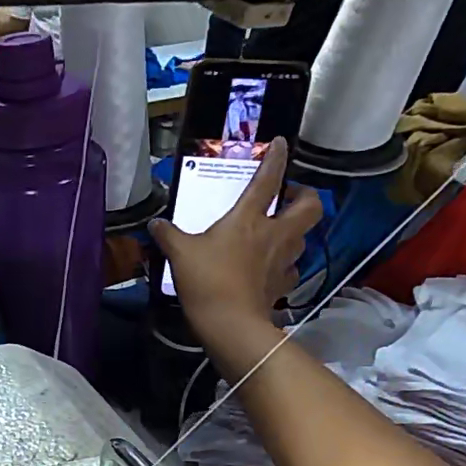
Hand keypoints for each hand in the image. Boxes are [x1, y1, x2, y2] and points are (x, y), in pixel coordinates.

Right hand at [149, 138, 321, 340]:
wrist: (230, 321)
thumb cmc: (206, 279)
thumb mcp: (179, 253)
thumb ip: (168, 234)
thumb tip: (155, 223)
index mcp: (249, 219)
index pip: (268, 180)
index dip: (276, 158)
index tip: (281, 143)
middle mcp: (275, 234)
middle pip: (310, 206)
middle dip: (304, 196)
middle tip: (287, 199)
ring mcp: (284, 260)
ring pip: (303, 237)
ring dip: (294, 231)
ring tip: (276, 233)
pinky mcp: (283, 284)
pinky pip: (291, 268)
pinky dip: (283, 264)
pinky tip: (269, 268)